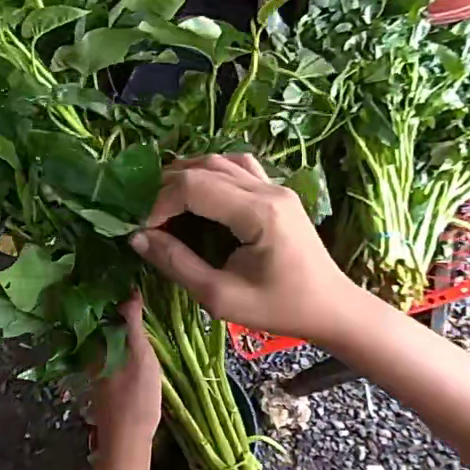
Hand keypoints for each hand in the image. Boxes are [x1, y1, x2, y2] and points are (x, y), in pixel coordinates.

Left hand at [91, 294, 160, 453]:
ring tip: (141, 317)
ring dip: (121, 330)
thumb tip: (129, 292)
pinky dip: (122, 347)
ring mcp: (98, 371)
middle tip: (140, 298)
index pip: (104, 311)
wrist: (127, 442)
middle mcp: (92, 355)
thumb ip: (133, 325)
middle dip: (118, 312)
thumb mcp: (141, 356)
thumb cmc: (136, 398)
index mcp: (97, 345)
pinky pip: (112, 356)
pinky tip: (136, 348)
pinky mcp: (106, 384)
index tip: (132, 284)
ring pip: (109, 342)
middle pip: (105, 326)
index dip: (116, 297)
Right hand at [129, 155, 373, 344]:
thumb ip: (177, 264)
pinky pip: (239, 167)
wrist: (331, 308)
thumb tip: (137, 237)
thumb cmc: (279, 309)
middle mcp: (268, 189)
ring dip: (187, 175)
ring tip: (165, 203)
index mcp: (258, 213)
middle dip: (167, 187)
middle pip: (205, 166)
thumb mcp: (221, 297)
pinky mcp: (278, 192)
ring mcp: (276, 186)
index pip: (194, 186)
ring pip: (221, 160)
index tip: (142, 230)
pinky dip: (211, 173)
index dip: (159, 203)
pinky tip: (199, 193)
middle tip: (146, 217)